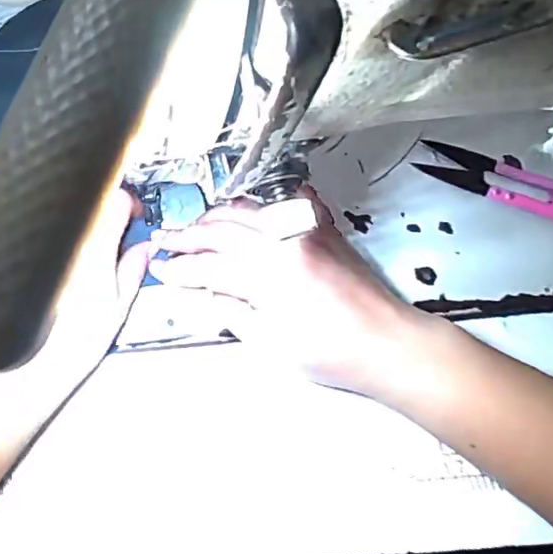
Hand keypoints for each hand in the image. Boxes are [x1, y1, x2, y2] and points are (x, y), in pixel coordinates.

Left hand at [0, 187, 152, 418]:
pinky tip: (52, 257)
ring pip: (60, 214)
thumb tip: (144, 248)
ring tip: (80, 246)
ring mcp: (37, 244)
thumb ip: (132, 272)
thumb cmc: (70, 347)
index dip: (126, 202)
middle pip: (87, 202)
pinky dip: (49, 235)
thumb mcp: (116, 312)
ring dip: (75, 222)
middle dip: (100, 210)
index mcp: (94, 249)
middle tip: (109, 230)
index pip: (114, 199)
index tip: (130, 214)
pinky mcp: (14, 250)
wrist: (23, 368)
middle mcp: (63, 239)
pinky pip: (37, 230)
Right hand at [148, 193, 438, 394]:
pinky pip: (284, 201)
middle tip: (164, 241)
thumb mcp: (269, 342)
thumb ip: (230, 311)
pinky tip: (248, 207)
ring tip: (195, 226)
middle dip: (185, 236)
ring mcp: (304, 230)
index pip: (205, 266)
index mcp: (267, 276)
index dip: (177, 269)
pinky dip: (260, 202)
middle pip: (219, 230)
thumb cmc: (334, 353)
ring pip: (245, 210)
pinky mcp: (321, 228)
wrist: (391, 344)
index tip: (160, 269)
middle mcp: (283, 243)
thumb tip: (207, 292)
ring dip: (214, 217)